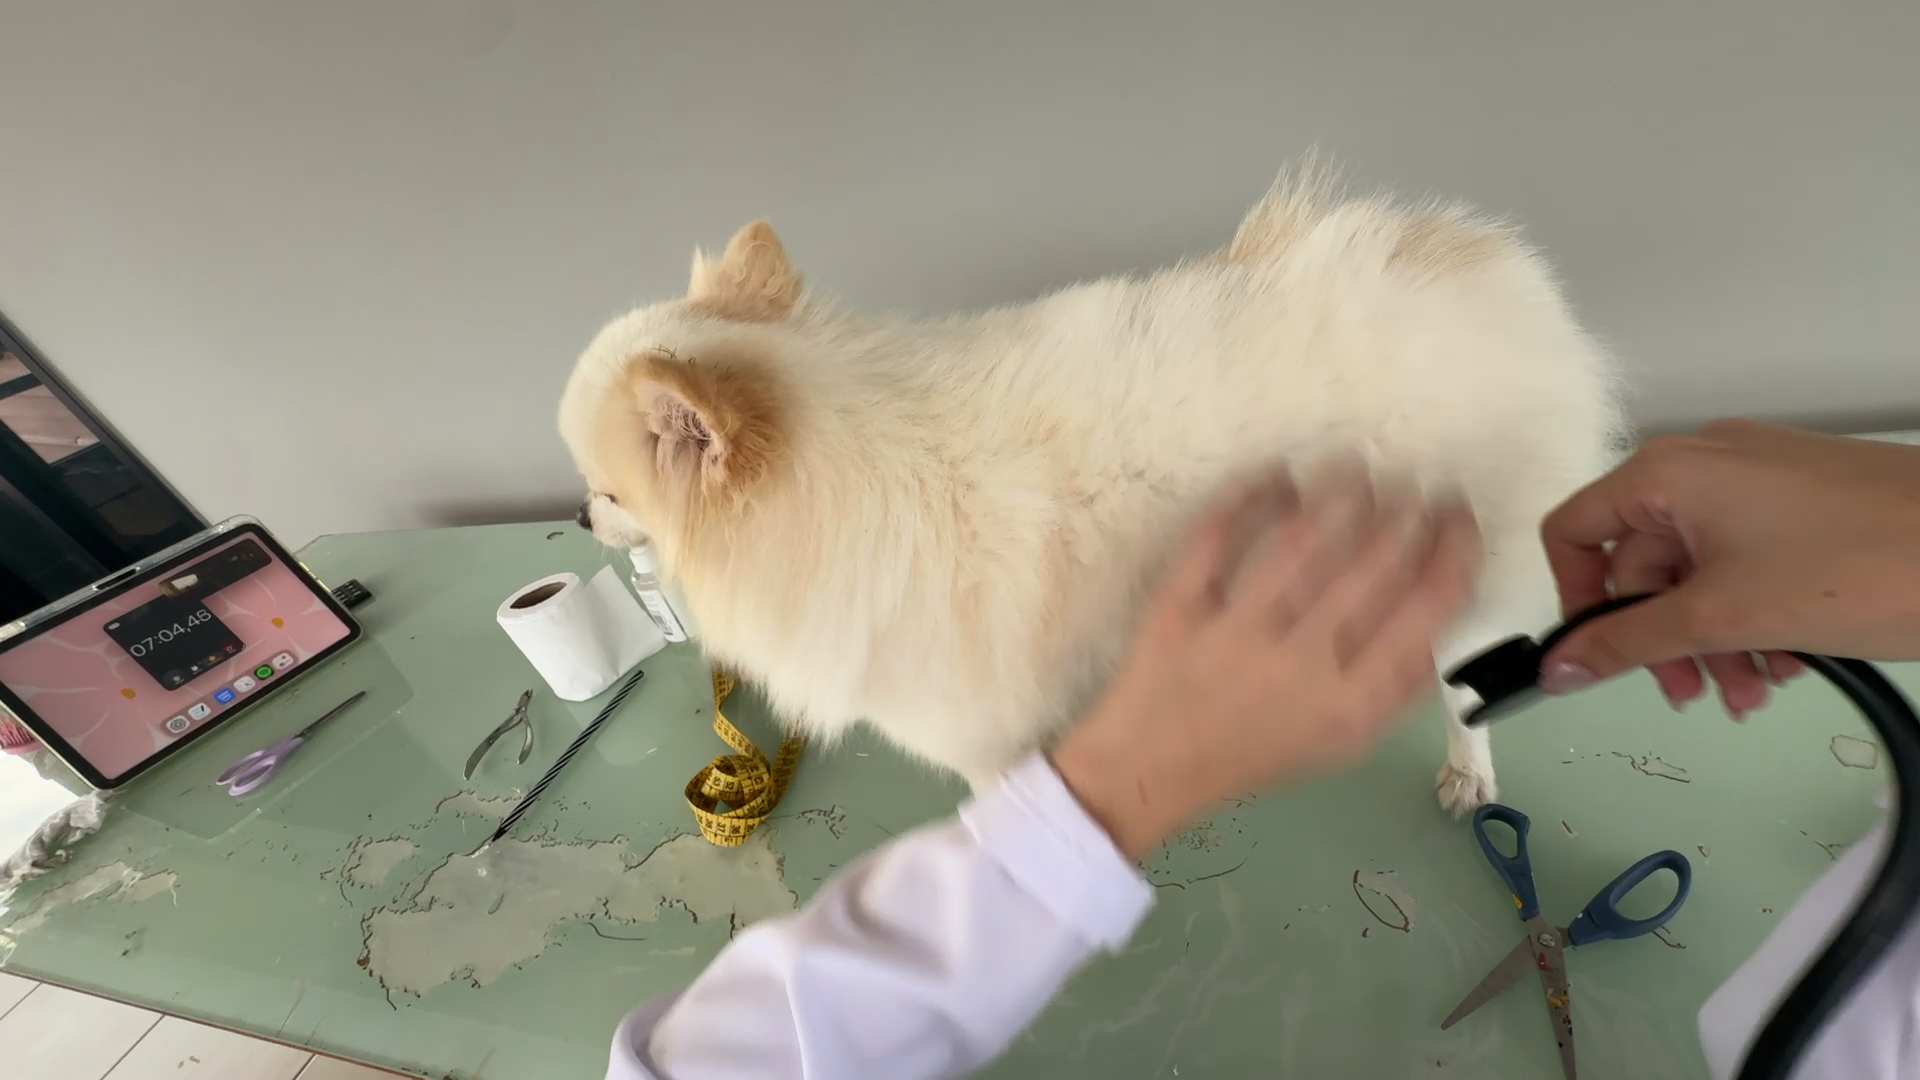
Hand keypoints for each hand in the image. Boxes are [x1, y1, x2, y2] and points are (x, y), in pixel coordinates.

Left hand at [1051, 468, 1481, 857]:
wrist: (1155, 765)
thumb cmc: (1257, 751)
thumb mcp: (1344, 739)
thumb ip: (1398, 682)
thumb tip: (1439, 602)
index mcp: (1354, 699)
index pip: (1427, 607)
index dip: (1452, 549)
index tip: (1457, 515)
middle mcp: (1300, 660)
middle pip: (1368, 565)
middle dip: (1401, 512)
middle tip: (1412, 481)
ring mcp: (1234, 630)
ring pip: (1298, 543)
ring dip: (1336, 492)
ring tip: (1352, 464)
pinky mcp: (1178, 607)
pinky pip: (1214, 539)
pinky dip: (1246, 498)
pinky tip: (1274, 475)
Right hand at [1540, 420, 1919, 718]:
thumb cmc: (1863, 572)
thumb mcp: (1725, 617)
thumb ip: (1624, 643)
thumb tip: (1549, 673)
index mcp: (1663, 474)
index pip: (1571, 534)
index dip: (1576, 598)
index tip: (1606, 650)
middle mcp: (1699, 463)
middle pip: (1642, 560)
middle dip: (1665, 635)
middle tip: (1696, 694)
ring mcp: (1758, 474)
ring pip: (1696, 566)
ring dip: (1711, 635)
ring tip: (1755, 692)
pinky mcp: (1808, 493)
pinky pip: (1745, 555)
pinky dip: (1752, 609)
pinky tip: (1790, 658)